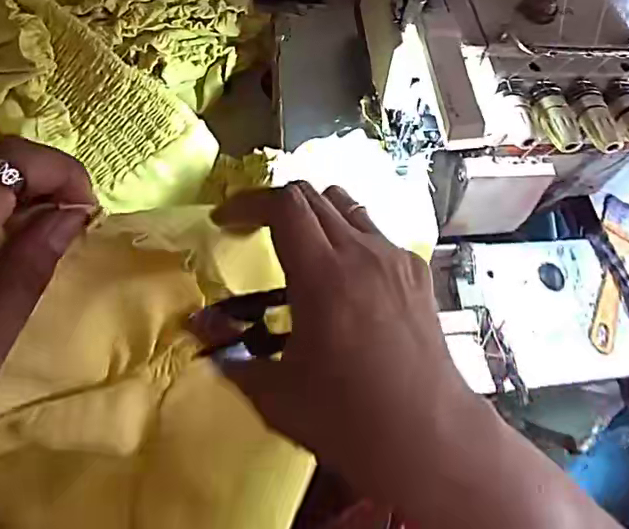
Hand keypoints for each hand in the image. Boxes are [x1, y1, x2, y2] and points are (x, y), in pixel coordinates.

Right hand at [203, 183, 617, 528]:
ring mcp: (394, 255)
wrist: (430, 434)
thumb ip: (235, 358)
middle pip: (312, 195)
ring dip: (314, 213)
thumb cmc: (348, 419)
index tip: (224, 219)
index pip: (283, 204)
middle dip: (274, 205)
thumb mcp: (278, 396)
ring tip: (299, 247)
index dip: (247, 201)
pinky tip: (345, 277)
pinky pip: (375, 233)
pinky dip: (349, 237)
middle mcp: (361, 251)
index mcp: (323, 275)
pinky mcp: (416, 268)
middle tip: (253, 231)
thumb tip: (198, 334)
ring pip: (347, 207)